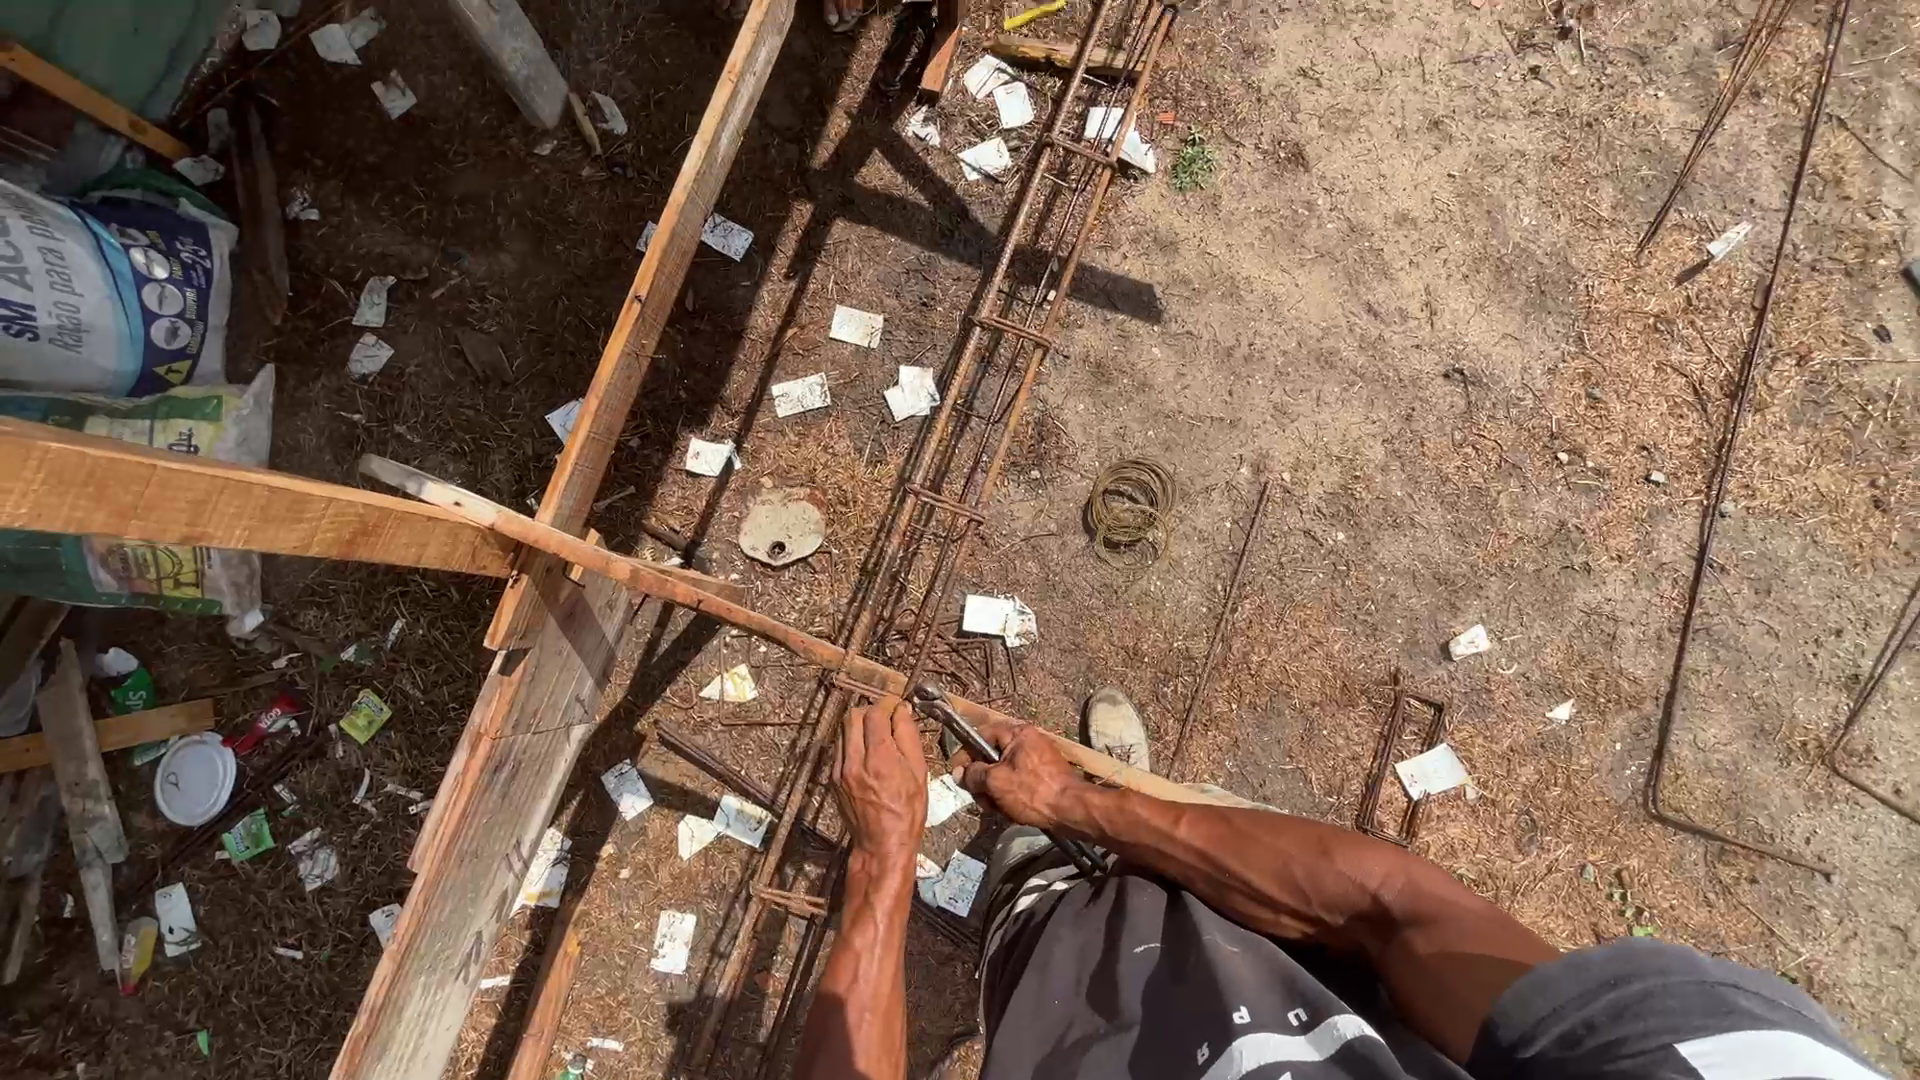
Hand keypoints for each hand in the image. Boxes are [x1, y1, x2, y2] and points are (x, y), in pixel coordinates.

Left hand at [835, 698, 927, 863]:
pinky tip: (868, 752)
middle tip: (887, 717)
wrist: (881, 845)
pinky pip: (840, 747)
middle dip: (871, 710)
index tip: (897, 705)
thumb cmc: (907, 812)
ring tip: (878, 735)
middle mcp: (854, 761)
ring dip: (860, 725)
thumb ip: (908, 736)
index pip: (875, 713)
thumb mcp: (919, 772)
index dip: (888, 703)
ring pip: (843, 729)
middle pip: (853, 715)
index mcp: (879, 759)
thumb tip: (902, 710)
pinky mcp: (833, 778)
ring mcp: (839, 770)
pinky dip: (853, 741)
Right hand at [952, 720, 1088, 830]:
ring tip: (998, 809)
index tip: (957, 773)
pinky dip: (1009, 796)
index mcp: (1017, 733)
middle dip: (982, 780)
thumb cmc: (1033, 792)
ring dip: (995, 792)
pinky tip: (1011, 812)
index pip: (981, 736)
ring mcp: (1036, 759)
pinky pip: (1016, 782)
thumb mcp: (996, 782)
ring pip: (1002, 773)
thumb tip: (959, 773)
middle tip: (982, 798)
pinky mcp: (1042, 776)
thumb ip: (973, 774)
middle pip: (991, 756)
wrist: (1071, 810)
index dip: (965, 754)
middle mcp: (1027, 741)